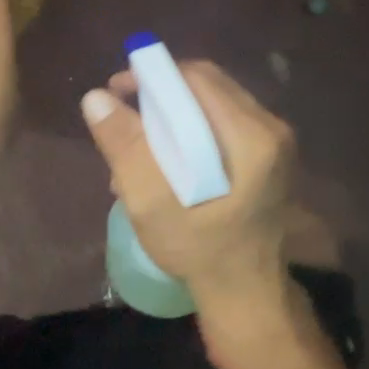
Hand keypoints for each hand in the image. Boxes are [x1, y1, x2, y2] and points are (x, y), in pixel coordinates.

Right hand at [80, 60, 295, 299]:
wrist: (245, 292)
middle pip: (206, 87)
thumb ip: (125, 146)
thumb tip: (95, 97)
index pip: (197, 79)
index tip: (115, 91)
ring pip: (211, 105)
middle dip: (159, 95)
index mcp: (250, 136)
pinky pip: (220, 125)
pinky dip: (188, 131)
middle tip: (121, 116)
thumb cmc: (198, 249)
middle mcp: (270, 129)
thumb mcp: (152, 201)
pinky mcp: (266, 158)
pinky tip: (164, 160)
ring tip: (137, 144)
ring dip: (170, 115)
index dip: (152, 76)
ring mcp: (273, 143)